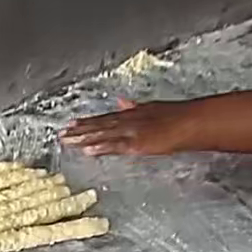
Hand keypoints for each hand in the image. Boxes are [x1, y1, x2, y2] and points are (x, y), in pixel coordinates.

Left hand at [61, 98, 197, 156]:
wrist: (191, 121)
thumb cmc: (176, 116)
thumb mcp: (151, 106)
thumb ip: (133, 106)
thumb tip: (121, 101)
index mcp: (130, 113)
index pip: (103, 117)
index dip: (85, 121)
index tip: (69, 124)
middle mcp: (127, 120)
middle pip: (98, 125)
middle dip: (78, 130)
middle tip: (60, 134)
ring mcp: (131, 131)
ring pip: (102, 134)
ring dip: (84, 138)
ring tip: (67, 142)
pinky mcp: (137, 142)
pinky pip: (116, 145)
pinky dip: (102, 147)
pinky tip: (88, 150)